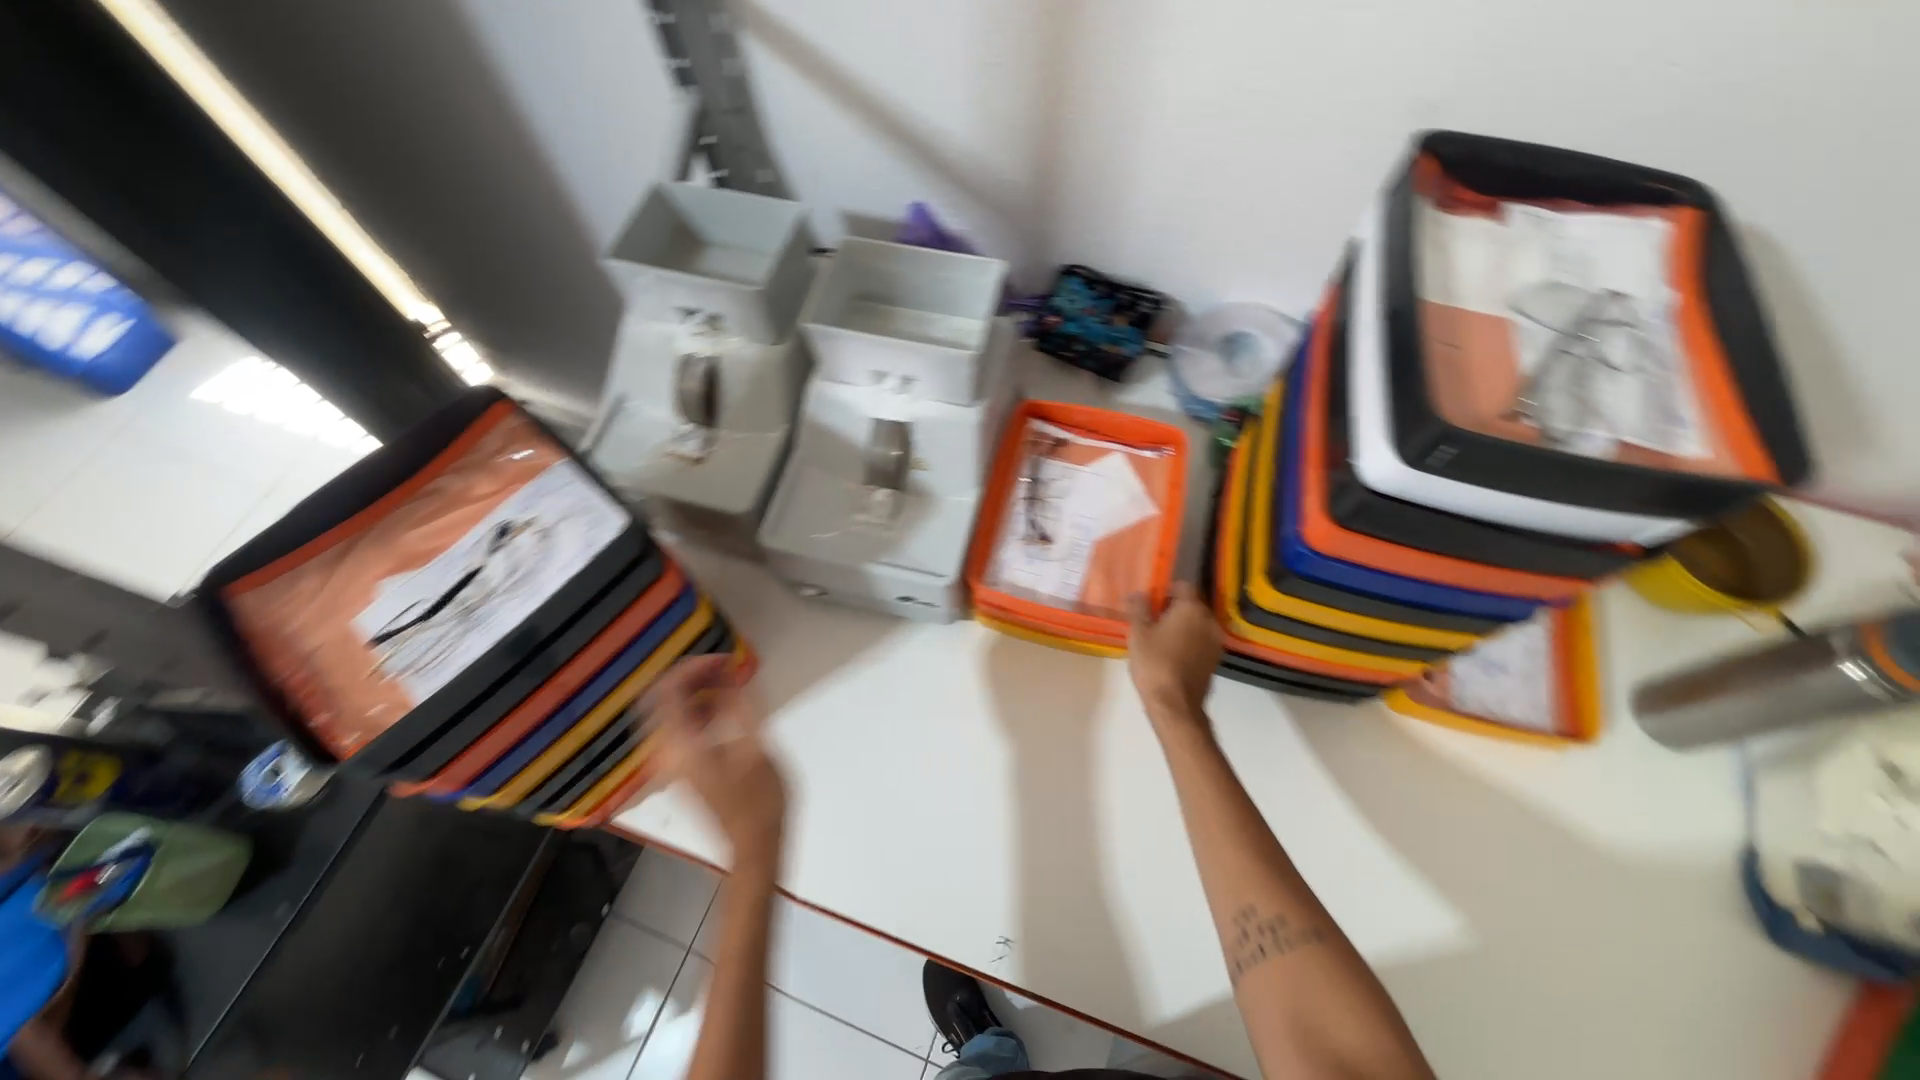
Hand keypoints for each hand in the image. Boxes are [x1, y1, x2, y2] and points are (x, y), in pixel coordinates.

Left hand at [646, 655, 787, 865]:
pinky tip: (724, 708)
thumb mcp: (756, 747)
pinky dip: (696, 711)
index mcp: (680, 746)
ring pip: (669, 713)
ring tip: (728, 682)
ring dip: (694, 692)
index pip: (667, 691)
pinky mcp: (680, 770)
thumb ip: (738, 704)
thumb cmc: (760, 801)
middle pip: (662, 700)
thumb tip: (726, 671)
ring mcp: (670, 764)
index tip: (723, 659)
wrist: (754, 849)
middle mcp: (665, 753)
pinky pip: (678, 729)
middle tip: (724, 667)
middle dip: (691, 677)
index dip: (692, 667)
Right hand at [1126, 582, 1222, 728]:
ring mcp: (1215, 641)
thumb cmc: (1154, 663)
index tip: (1151, 603)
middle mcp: (1209, 621)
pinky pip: (1202, 640)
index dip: (1166, 590)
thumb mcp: (1138, 633)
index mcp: (1191, 609)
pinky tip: (1173, 654)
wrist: (1175, 704)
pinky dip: (1190, 641)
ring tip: (1162, 639)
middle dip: (1174, 608)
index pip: (1183, 585)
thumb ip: (1138, 608)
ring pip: (1198, 623)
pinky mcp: (1215, 659)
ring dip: (1183, 625)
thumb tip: (1136, 594)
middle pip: (1192, 604)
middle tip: (1152, 621)